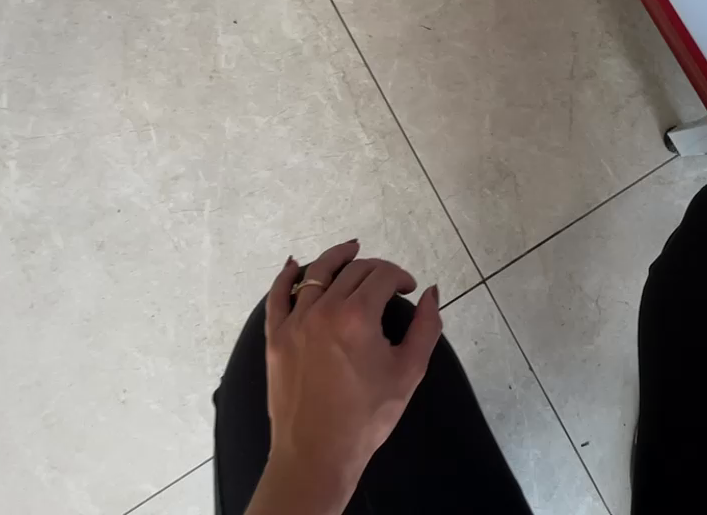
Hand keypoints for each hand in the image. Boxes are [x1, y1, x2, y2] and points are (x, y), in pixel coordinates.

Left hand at [252, 241, 441, 514]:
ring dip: (337, 257)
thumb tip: (431, 291)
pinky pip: (276, 296)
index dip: (400, 275)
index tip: (409, 289)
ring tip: (352, 249)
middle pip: (353, 269)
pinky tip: (295, 264)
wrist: (316, 457)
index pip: (383, 274)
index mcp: (358, 316)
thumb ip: (427, 326)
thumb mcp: (409, 372)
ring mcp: (295, 322)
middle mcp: (324, 310)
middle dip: (376, 268)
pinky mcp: (275, 338)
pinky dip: (286, 276)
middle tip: (388, 282)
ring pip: (316, 273)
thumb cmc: (367, 417)